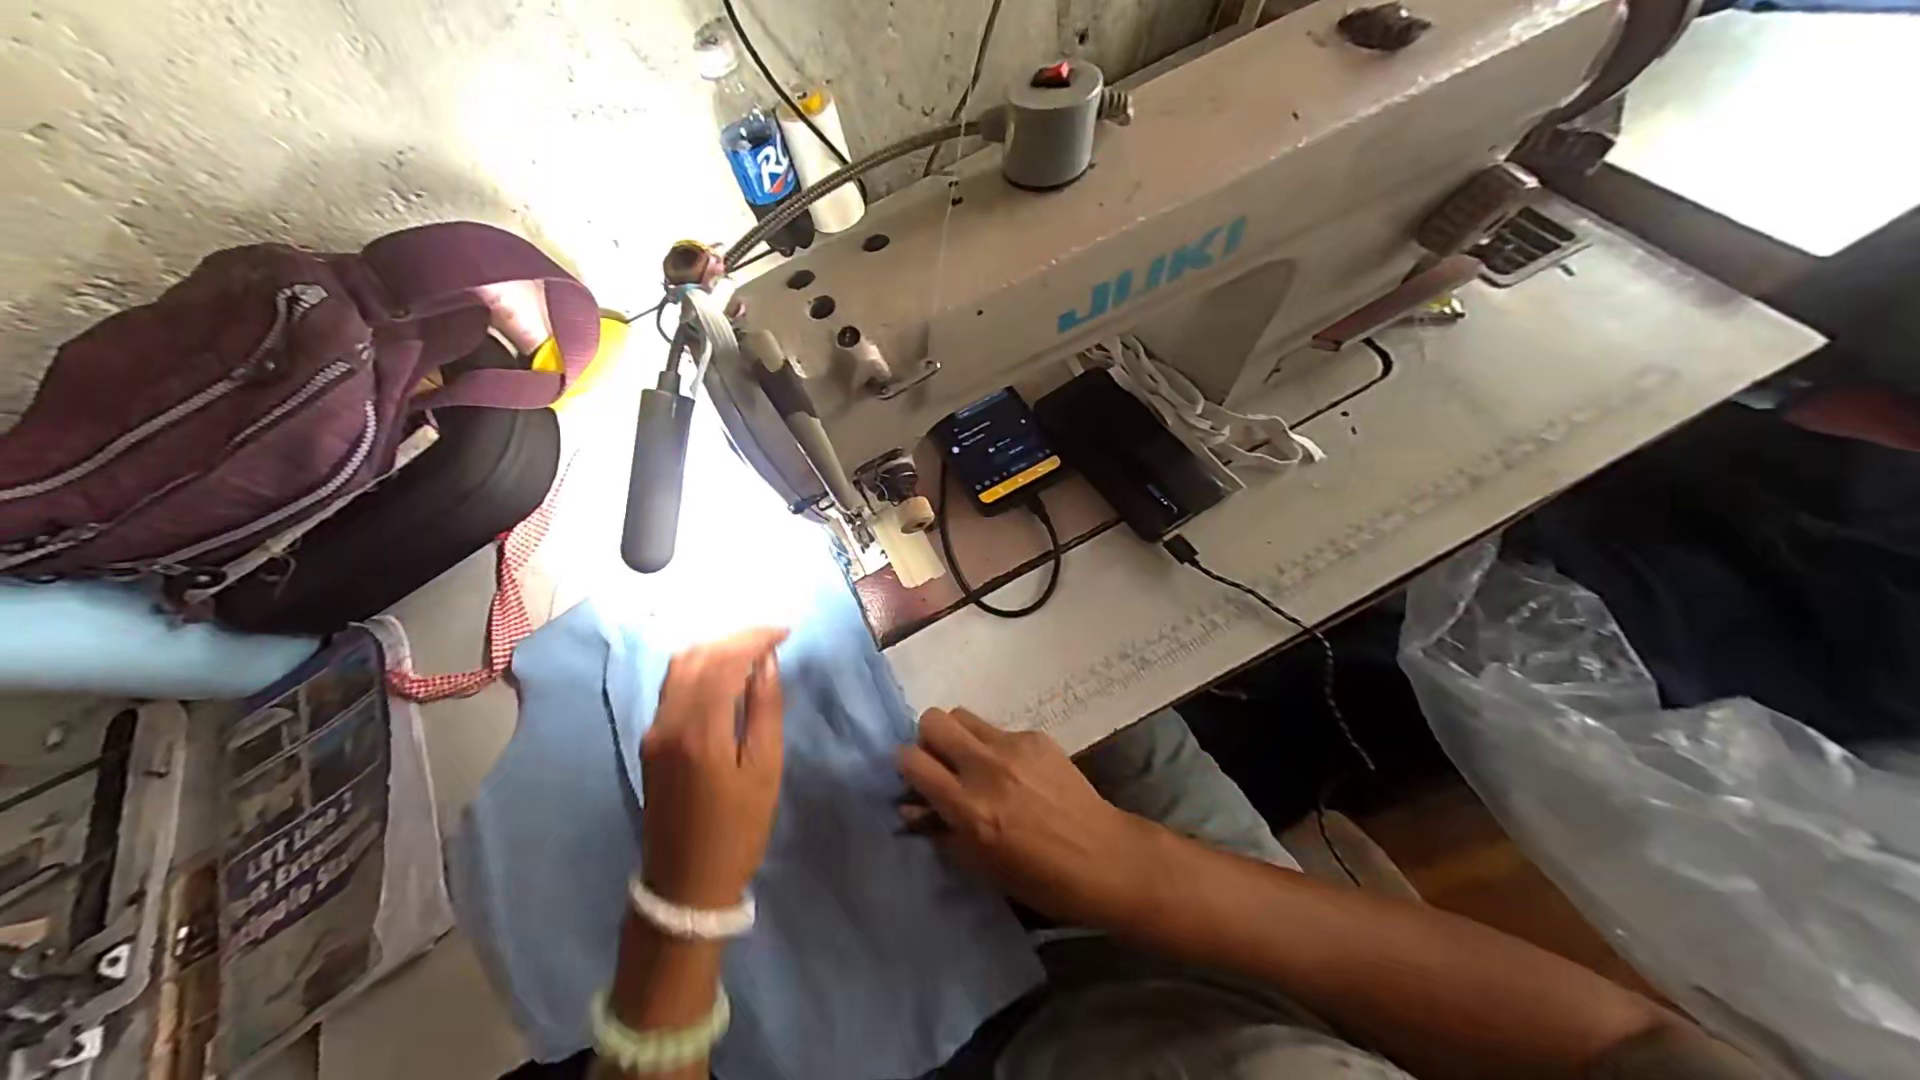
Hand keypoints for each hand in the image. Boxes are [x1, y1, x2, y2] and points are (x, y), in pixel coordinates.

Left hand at [640, 628, 787, 908]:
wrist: (686, 882)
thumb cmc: (738, 829)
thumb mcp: (765, 769)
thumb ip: (764, 709)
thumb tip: (766, 663)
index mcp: (699, 729)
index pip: (724, 661)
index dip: (755, 639)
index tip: (785, 632)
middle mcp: (667, 721)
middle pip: (696, 656)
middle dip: (735, 639)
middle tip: (771, 638)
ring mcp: (654, 731)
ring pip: (679, 668)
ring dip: (715, 649)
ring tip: (752, 651)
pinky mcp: (651, 741)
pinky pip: (673, 687)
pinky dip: (701, 668)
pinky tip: (726, 675)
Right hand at [898, 707, 1162, 929]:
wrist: (1106, 858)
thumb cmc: (1041, 879)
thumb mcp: (982, 866)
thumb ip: (942, 830)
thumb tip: (911, 808)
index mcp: (969, 807)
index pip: (912, 760)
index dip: (906, 768)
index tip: (915, 781)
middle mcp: (986, 768)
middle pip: (933, 720)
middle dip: (928, 740)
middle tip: (942, 765)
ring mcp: (1013, 747)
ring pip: (963, 715)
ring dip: (959, 736)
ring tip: (974, 763)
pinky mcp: (1037, 737)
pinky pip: (999, 729)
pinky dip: (995, 746)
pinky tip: (1016, 773)